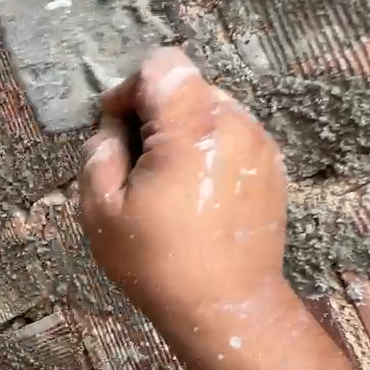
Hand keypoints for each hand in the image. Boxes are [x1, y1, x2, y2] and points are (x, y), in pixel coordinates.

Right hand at [78, 48, 290, 343]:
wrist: (223, 302)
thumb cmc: (154, 260)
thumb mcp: (101, 212)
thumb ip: (98, 157)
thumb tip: (109, 132)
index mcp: (191, 128)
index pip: (162, 67)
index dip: (127, 90)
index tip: (111, 130)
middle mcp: (235, 122)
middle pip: (187, 87)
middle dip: (151, 116)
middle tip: (129, 166)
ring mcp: (259, 143)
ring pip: (209, 112)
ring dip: (177, 135)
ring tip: (159, 186)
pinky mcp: (271, 166)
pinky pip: (228, 138)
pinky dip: (202, 153)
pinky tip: (188, 197)